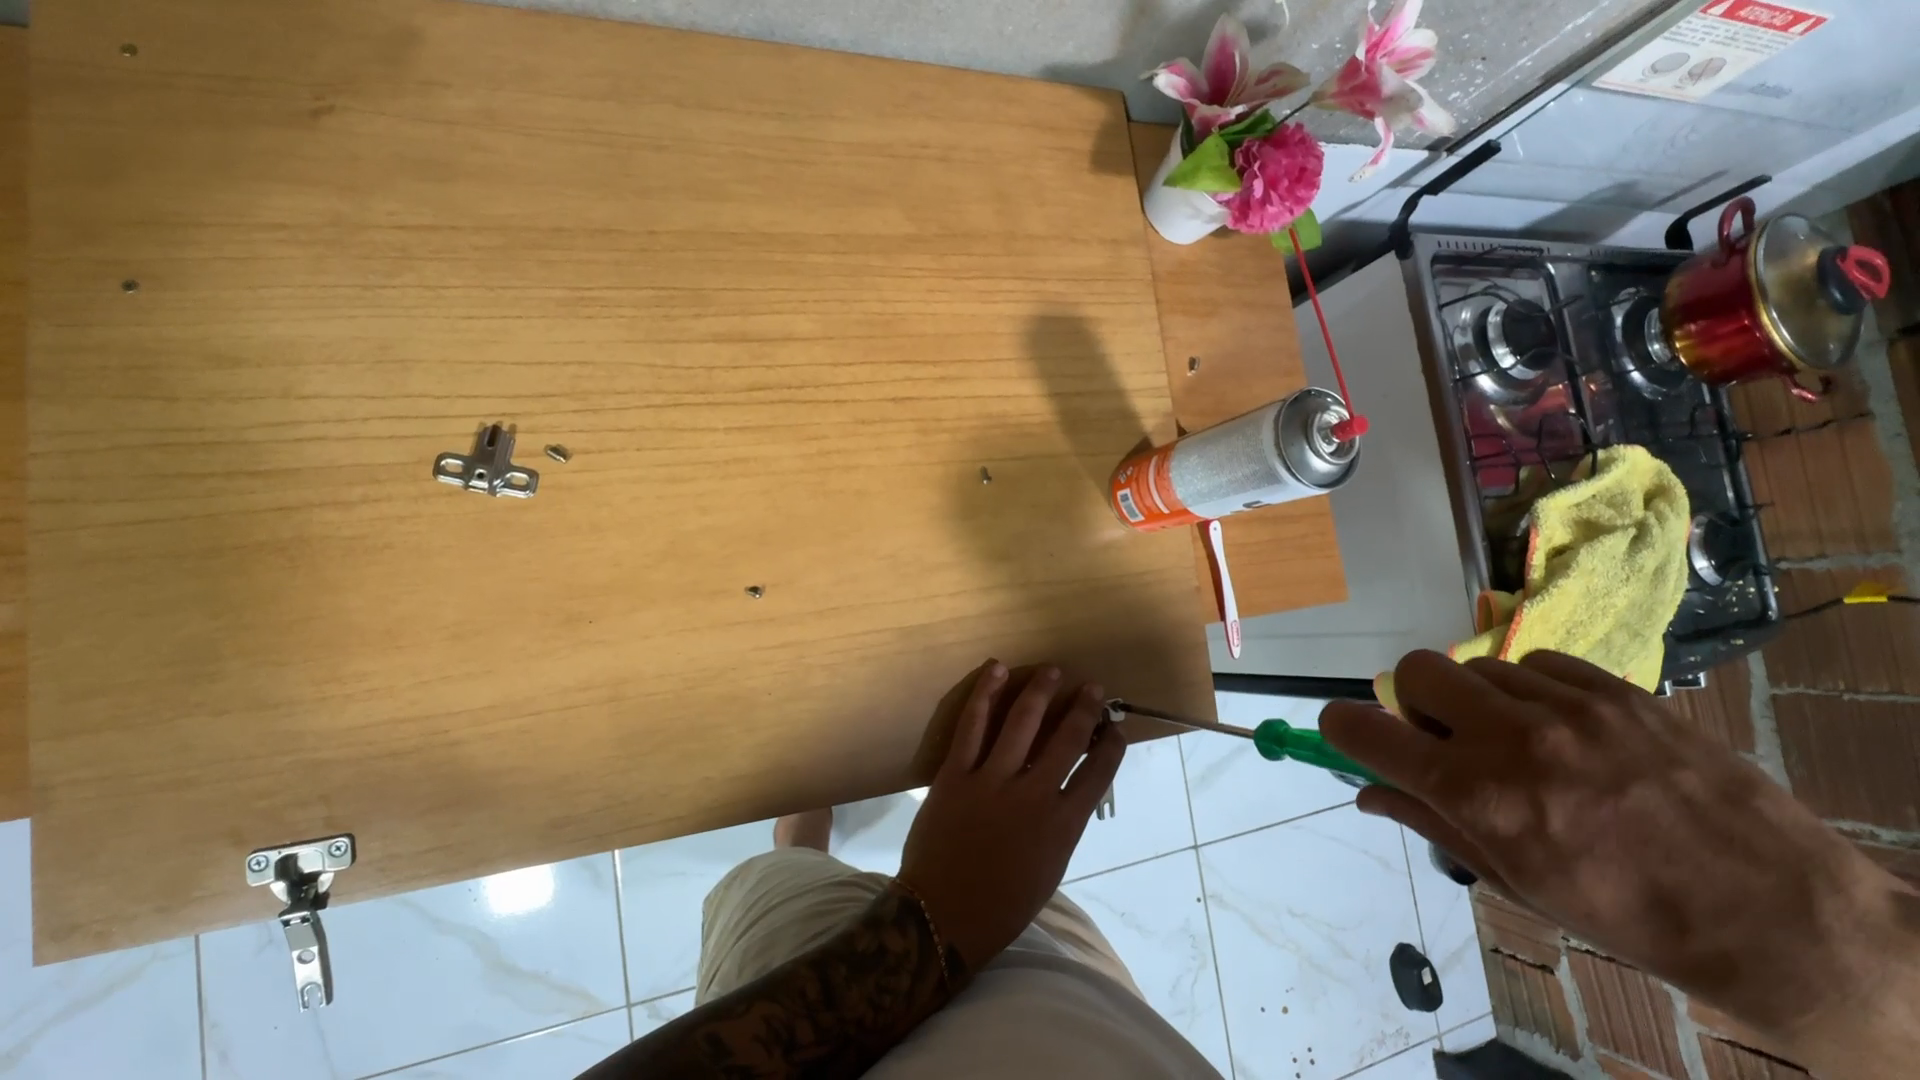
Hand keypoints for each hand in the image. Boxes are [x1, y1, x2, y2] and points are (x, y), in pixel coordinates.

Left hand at [898, 661, 1123, 972]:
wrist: (942, 918)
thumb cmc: (1000, 906)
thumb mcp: (1048, 869)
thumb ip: (1060, 826)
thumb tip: (1065, 790)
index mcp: (1062, 825)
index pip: (1098, 773)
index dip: (1111, 746)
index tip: (1115, 727)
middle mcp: (1033, 795)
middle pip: (1067, 739)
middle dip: (1084, 709)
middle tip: (1092, 687)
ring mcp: (993, 781)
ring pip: (1022, 722)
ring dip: (1040, 691)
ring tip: (1053, 670)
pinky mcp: (956, 774)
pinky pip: (972, 726)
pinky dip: (985, 694)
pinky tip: (996, 670)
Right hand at [1320, 649, 1918, 1068]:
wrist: (1778, 912)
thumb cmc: (1630, 914)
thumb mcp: (1516, 884)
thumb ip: (1432, 825)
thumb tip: (1368, 792)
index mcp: (1476, 796)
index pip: (1365, 730)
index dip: (1341, 726)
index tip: (1347, 733)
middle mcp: (1510, 738)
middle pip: (1415, 669)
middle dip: (1413, 699)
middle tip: (1446, 738)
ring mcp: (1568, 706)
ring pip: (1478, 666)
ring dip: (1478, 698)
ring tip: (1520, 741)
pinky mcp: (1618, 689)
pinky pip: (1537, 662)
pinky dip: (1530, 688)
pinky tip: (1563, 726)